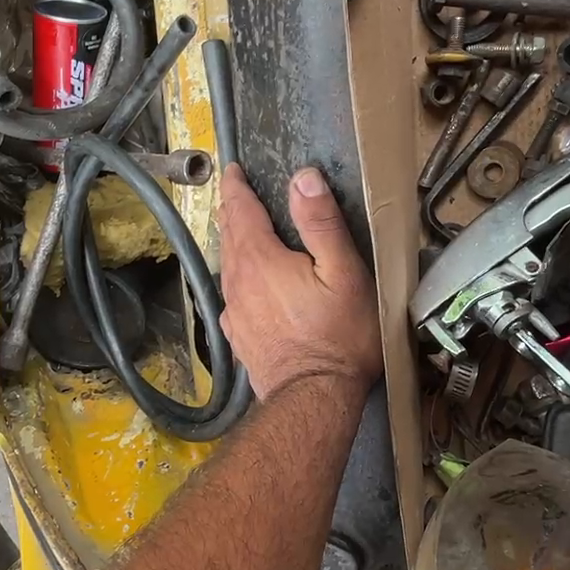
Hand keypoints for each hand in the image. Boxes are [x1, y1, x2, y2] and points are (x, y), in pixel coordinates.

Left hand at [217, 164, 382, 399]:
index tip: (232, 170)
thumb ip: (321, 223)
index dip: (236, 187)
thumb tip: (303, 179)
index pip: (240, 210)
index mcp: (261, 260)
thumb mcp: (343, 273)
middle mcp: (239, 282)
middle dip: (230, 209)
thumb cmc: (338, 337)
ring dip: (230, 241)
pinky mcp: (240, 336)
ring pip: (227, 264)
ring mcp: (236, 311)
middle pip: (229, 235)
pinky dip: (234, 276)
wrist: (314, 398)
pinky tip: (241, 283)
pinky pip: (231, 294)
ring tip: (236, 229)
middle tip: (232, 193)